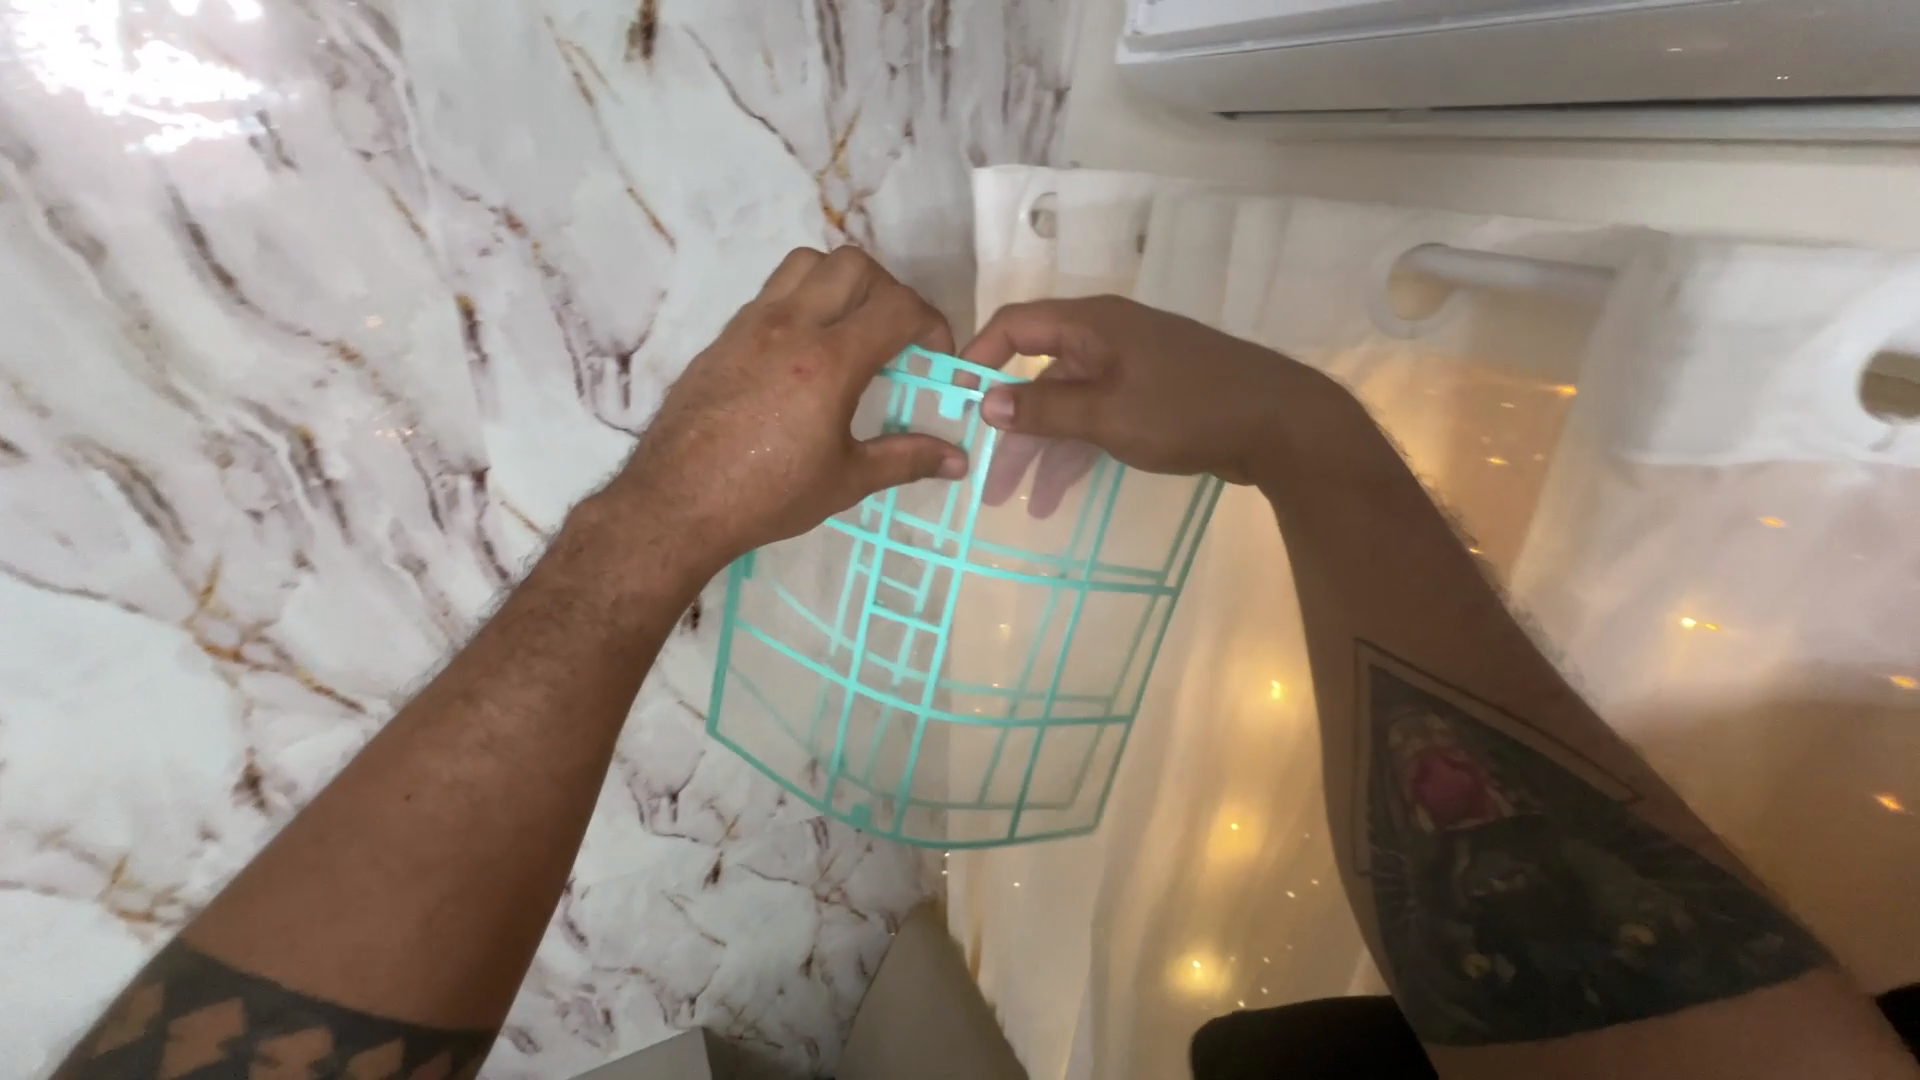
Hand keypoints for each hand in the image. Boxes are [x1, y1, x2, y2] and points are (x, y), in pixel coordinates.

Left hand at [605, 247, 966, 561]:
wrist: (677, 502)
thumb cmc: (769, 496)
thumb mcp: (847, 481)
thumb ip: (907, 460)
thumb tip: (958, 461)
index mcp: (829, 362)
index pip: (898, 307)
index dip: (932, 324)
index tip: (936, 356)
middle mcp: (790, 326)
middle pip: (855, 265)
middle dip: (890, 291)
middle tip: (896, 337)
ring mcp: (751, 325)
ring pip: (808, 263)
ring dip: (842, 283)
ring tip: (851, 329)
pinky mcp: (725, 336)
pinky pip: (773, 291)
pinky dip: (803, 301)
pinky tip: (805, 352)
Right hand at [961, 295, 1331, 516]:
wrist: (1279, 425)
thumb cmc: (1187, 409)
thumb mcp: (1107, 414)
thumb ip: (1044, 409)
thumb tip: (985, 403)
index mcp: (1091, 325)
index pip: (1015, 326)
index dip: (979, 358)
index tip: (952, 399)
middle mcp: (1104, 339)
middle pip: (1038, 378)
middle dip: (1010, 431)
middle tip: (984, 479)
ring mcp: (1127, 369)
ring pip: (1066, 407)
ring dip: (1042, 453)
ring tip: (1020, 503)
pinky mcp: (1146, 398)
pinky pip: (1094, 420)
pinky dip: (1075, 452)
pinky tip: (1057, 494)